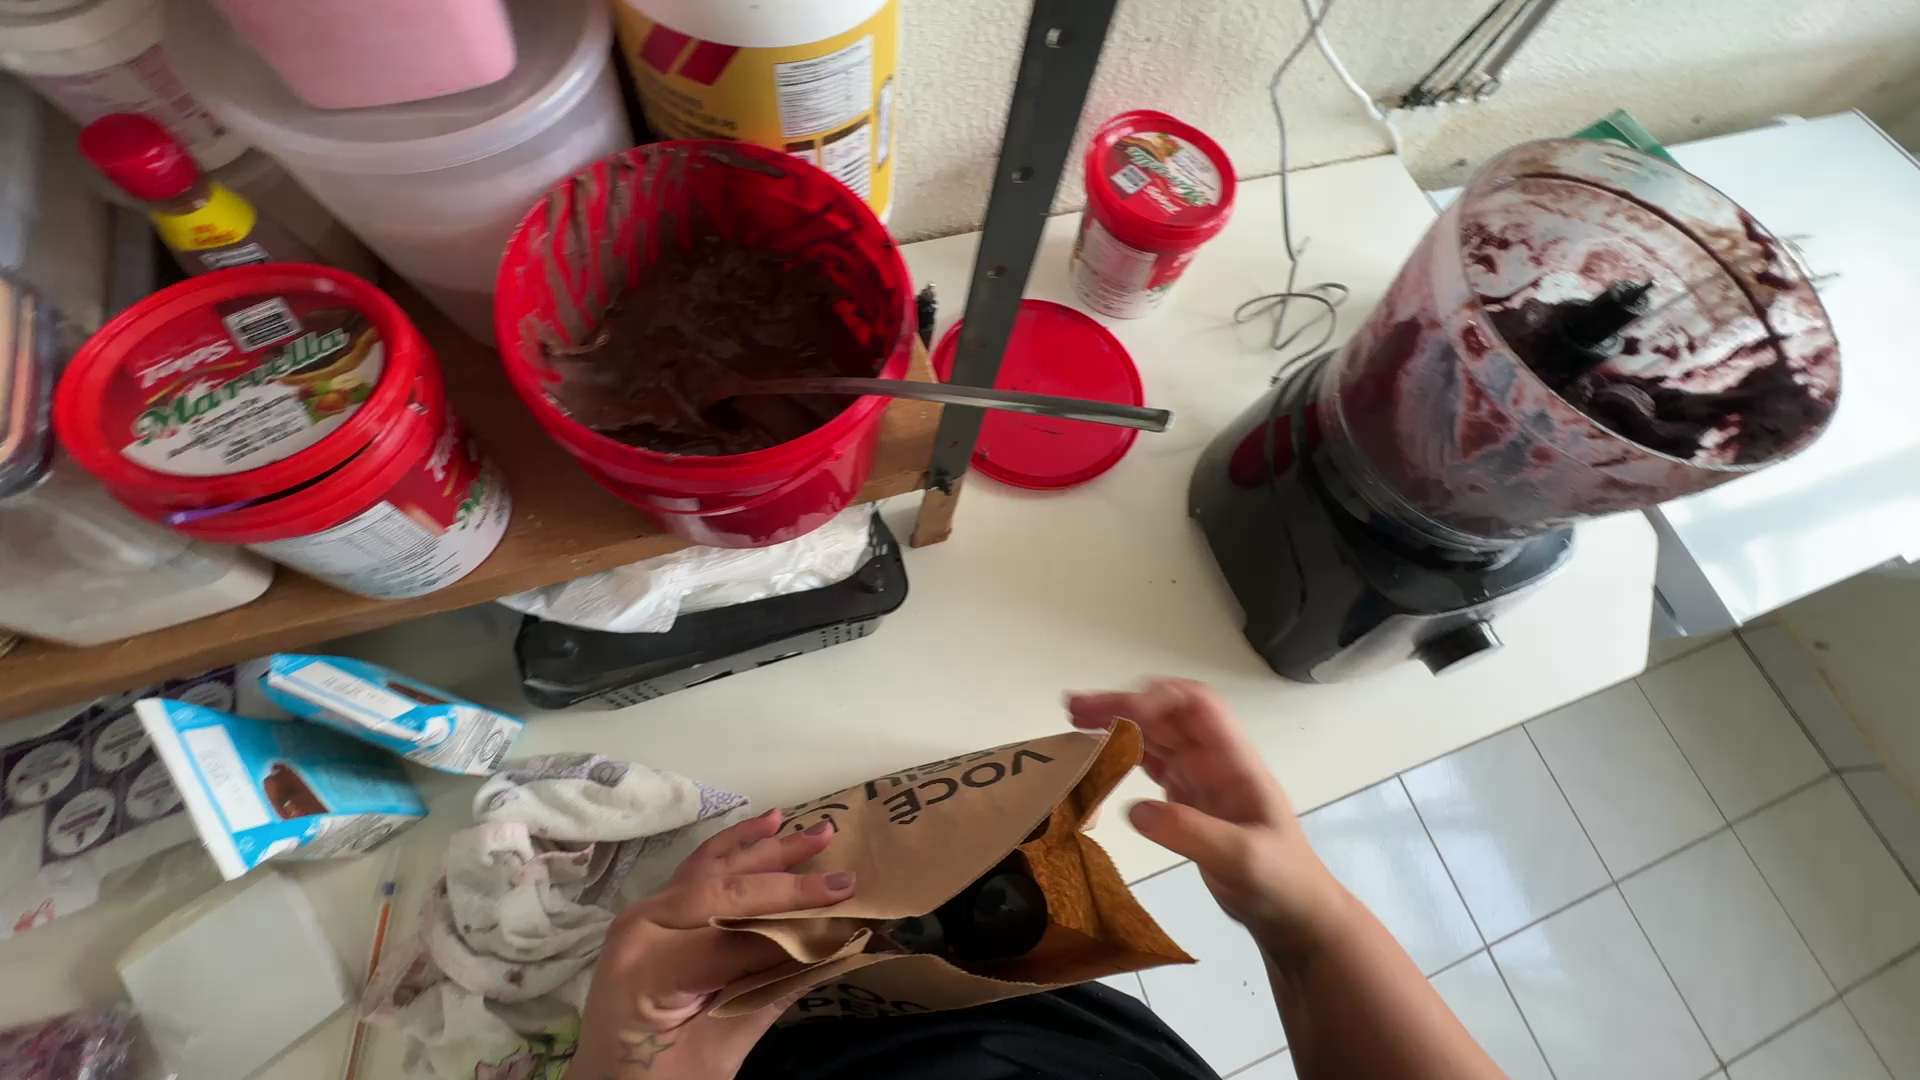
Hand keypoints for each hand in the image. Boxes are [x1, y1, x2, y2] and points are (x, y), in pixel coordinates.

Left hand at [574, 809, 854, 1078]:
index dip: (789, 926)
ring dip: (772, 847)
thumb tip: (835, 947)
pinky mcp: (657, 905)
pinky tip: (770, 822)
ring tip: (819, 831)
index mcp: (647, 971)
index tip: (845, 916)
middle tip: (844, 873)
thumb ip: (771, 994)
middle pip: (726, 889)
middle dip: (789, 879)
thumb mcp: (717, 1054)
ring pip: (718, 865)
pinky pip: (702, 863)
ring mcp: (647, 910)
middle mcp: (642, 926)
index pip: (731, 940)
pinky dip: (739, 841)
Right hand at [1068, 678, 1347, 952]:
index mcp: (1233, 759)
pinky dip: (1121, 751)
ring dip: (1116, 721)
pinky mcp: (1184, 796)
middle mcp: (1213, 758)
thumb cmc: (1282, 883)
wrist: (1294, 916)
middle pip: (1164, 713)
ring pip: (1152, 733)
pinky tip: (1097, 754)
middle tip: (1077, 708)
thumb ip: (1191, 833)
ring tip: (1076, 721)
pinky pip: (1147, 761)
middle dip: (1122, 704)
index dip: (1157, 699)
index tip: (1120, 713)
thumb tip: (1135, 812)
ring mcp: (1198, 775)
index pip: (1195, 706)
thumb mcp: (1242, 860)